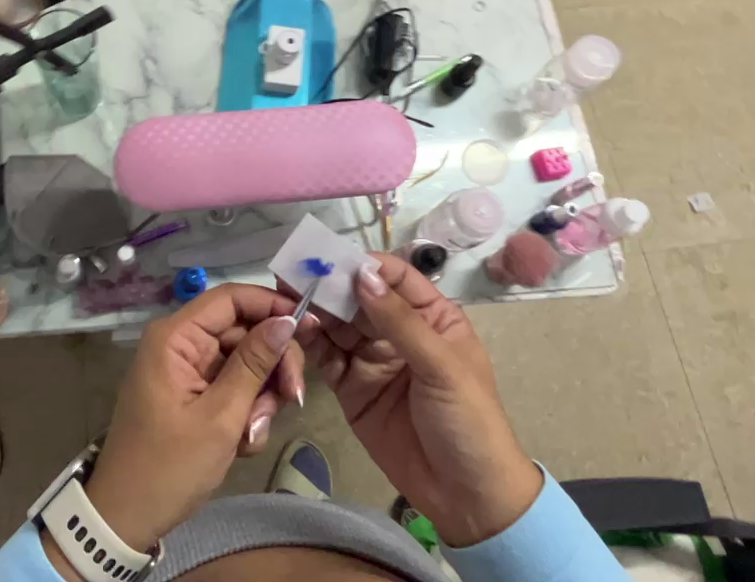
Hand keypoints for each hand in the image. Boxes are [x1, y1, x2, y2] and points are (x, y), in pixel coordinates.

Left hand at [75, 285, 315, 554]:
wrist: (125, 520)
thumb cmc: (168, 467)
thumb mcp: (220, 417)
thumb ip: (254, 364)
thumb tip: (287, 320)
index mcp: (176, 337)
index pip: (231, 298)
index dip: (272, 305)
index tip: (309, 326)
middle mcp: (181, 343)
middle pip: (244, 331)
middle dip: (272, 364)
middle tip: (291, 398)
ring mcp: (188, 369)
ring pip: (244, 361)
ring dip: (260, 396)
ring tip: (252, 432)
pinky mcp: (194, 393)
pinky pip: (233, 386)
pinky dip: (246, 411)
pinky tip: (242, 442)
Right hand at [301, 254, 541, 546]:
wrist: (466, 498)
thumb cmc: (469, 421)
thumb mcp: (442, 366)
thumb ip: (399, 321)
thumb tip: (362, 274)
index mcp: (432, 317)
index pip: (395, 278)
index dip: (364, 265)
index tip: (331, 257)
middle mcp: (398, 331)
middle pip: (359, 297)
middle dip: (330, 283)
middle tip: (294, 270)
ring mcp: (372, 358)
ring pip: (338, 324)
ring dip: (315, 309)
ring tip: (285, 296)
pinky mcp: (350, 387)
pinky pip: (326, 357)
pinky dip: (309, 343)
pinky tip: (294, 330)